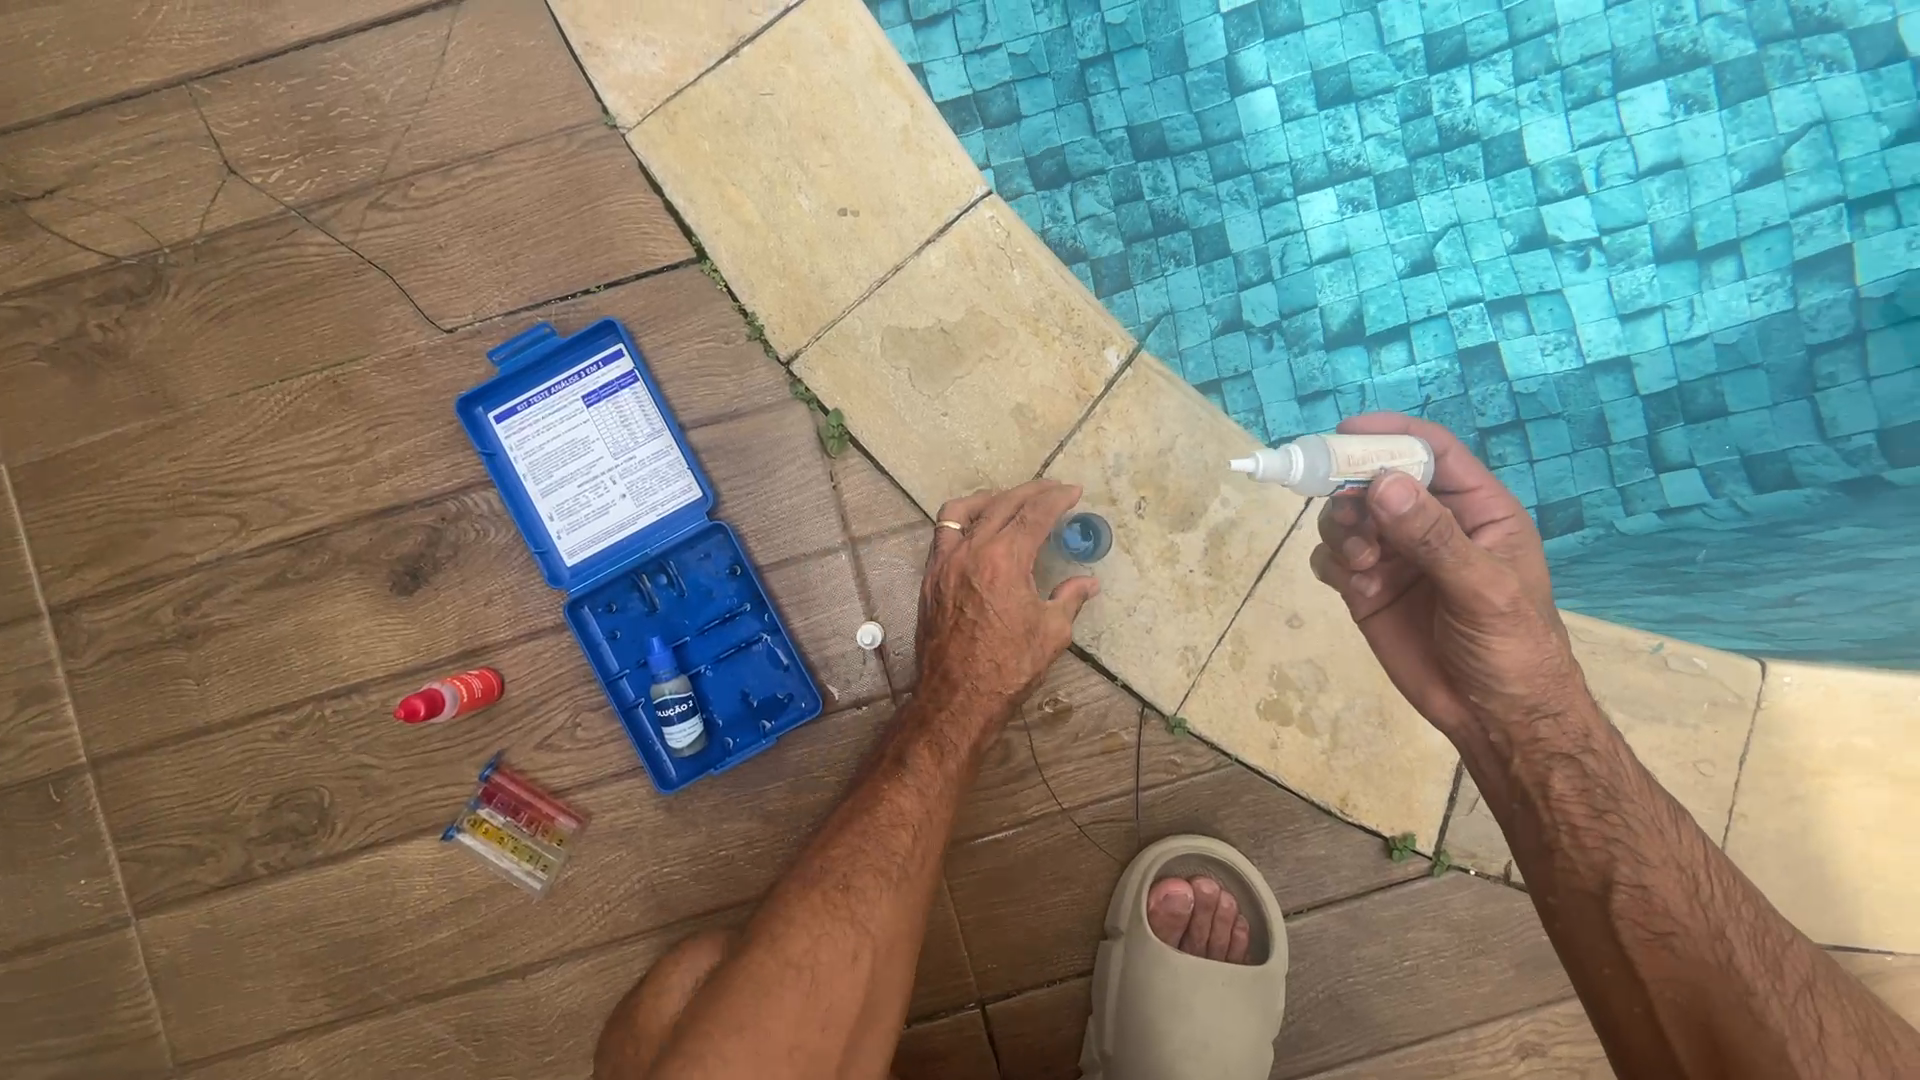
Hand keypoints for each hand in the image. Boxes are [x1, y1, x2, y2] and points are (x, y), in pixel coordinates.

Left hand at [917, 481, 1100, 728]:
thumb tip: (1088, 583)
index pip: (1035, 514)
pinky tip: (977, 531)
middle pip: (1002, 504)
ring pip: (961, 510)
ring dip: (989, 499)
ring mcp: (944, 562)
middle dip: (1030, 492)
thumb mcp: (1051, 632)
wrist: (957, 696)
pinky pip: (942, 533)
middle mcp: (971, 551)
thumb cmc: (1009, 667)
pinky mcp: (929, 578)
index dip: (1057, 499)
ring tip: (1008, 501)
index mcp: (1005, 559)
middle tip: (1052, 490)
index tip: (1073, 492)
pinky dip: (962, 521)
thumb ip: (1069, 598)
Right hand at [1309, 413, 1589, 739]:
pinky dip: (1333, 564)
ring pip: (1347, 517)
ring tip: (1362, 564)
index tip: (1345, 431)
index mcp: (1475, 510)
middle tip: (1348, 516)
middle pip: (1375, 481)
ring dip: (1342, 531)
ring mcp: (1395, 556)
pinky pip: (1332, 558)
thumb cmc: (1512, 648)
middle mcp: (1429, 525)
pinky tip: (1355, 587)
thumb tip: (1380, 484)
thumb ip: (1432, 537)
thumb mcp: (1483, 589)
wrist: (1492, 717)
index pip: (1432, 452)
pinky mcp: (1366, 587)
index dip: (1390, 434)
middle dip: (1352, 491)